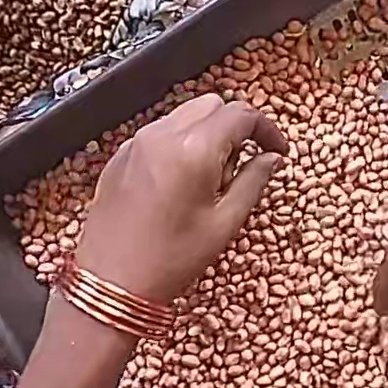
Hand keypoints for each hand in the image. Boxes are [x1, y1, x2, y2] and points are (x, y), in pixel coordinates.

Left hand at [76, 93, 286, 302]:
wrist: (110, 282)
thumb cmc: (171, 259)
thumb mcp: (224, 224)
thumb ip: (253, 182)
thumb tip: (272, 158)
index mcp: (193, 149)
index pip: (240, 114)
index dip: (266, 129)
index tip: (277, 151)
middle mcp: (162, 134)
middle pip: (212, 105)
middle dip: (235, 127)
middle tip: (241, 167)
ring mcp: (136, 142)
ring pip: (184, 115)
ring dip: (207, 134)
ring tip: (210, 180)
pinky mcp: (120, 156)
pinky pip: (160, 133)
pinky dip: (180, 144)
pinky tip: (181, 183)